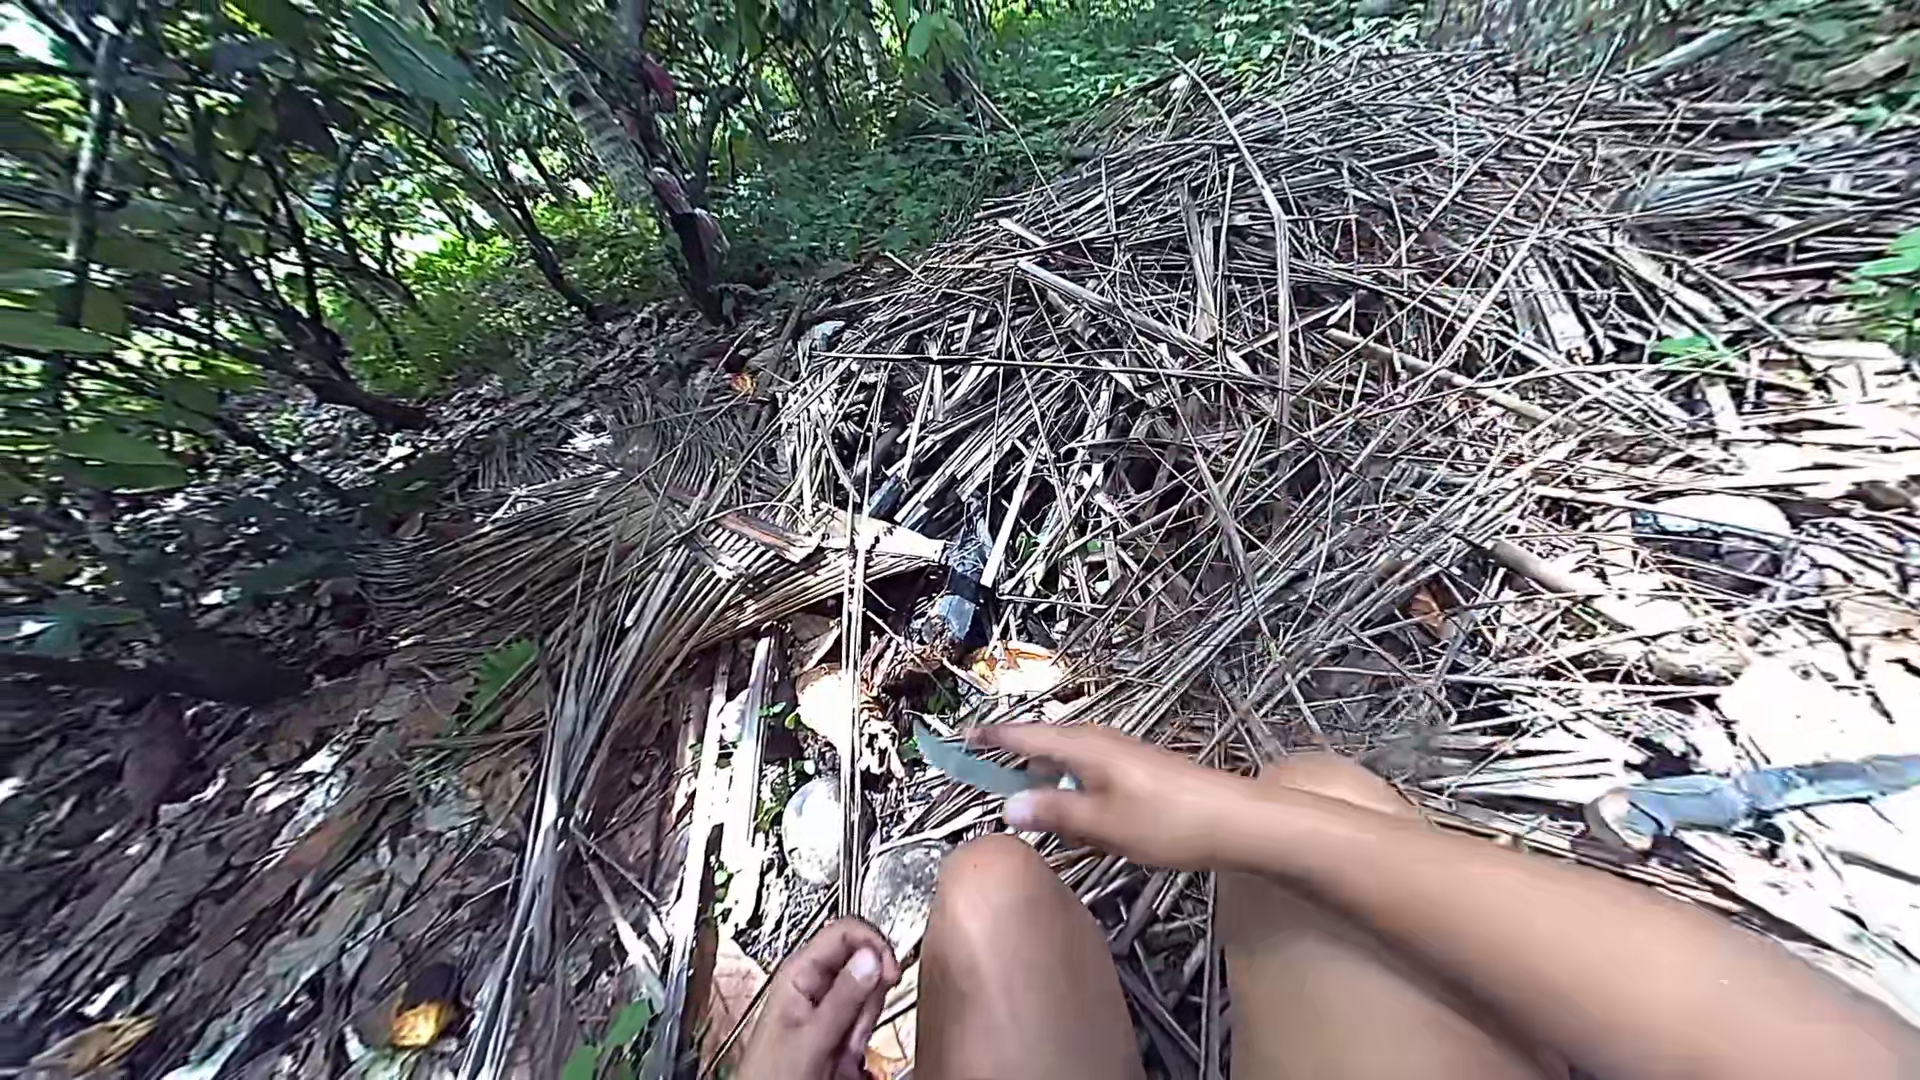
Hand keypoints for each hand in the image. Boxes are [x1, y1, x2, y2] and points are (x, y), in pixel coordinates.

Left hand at [736, 918, 900, 1079]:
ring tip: (844, 1051)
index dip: (872, 943)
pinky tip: (846, 1055)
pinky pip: (865, 1016)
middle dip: (868, 995)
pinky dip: (863, 1036)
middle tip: (855, 1029)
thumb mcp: (809, 1040)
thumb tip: (873, 954)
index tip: (891, 971)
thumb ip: (843, 997)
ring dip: (864, 1022)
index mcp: (800, 971)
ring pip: (867, 990)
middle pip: (861, 960)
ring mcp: (828, 1004)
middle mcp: (815, 980)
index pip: (845, 931)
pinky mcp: (838, 1025)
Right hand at [972, 723, 1255, 869]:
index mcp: (1082, 745)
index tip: (962, 737)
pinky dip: (1074, 792)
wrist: (1232, 818)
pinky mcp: (1131, 766)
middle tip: (1000, 788)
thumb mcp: (1102, 824)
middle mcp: (1095, 738)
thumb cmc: (1165, 820)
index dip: (991, 736)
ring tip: (1049, 815)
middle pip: (1043, 746)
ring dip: (1051, 784)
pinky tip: (1087, 822)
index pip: (1024, 734)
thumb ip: (1053, 813)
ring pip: (1067, 762)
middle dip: (1019, 765)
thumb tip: (1007, 807)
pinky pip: (1087, 773)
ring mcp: (1115, 750)